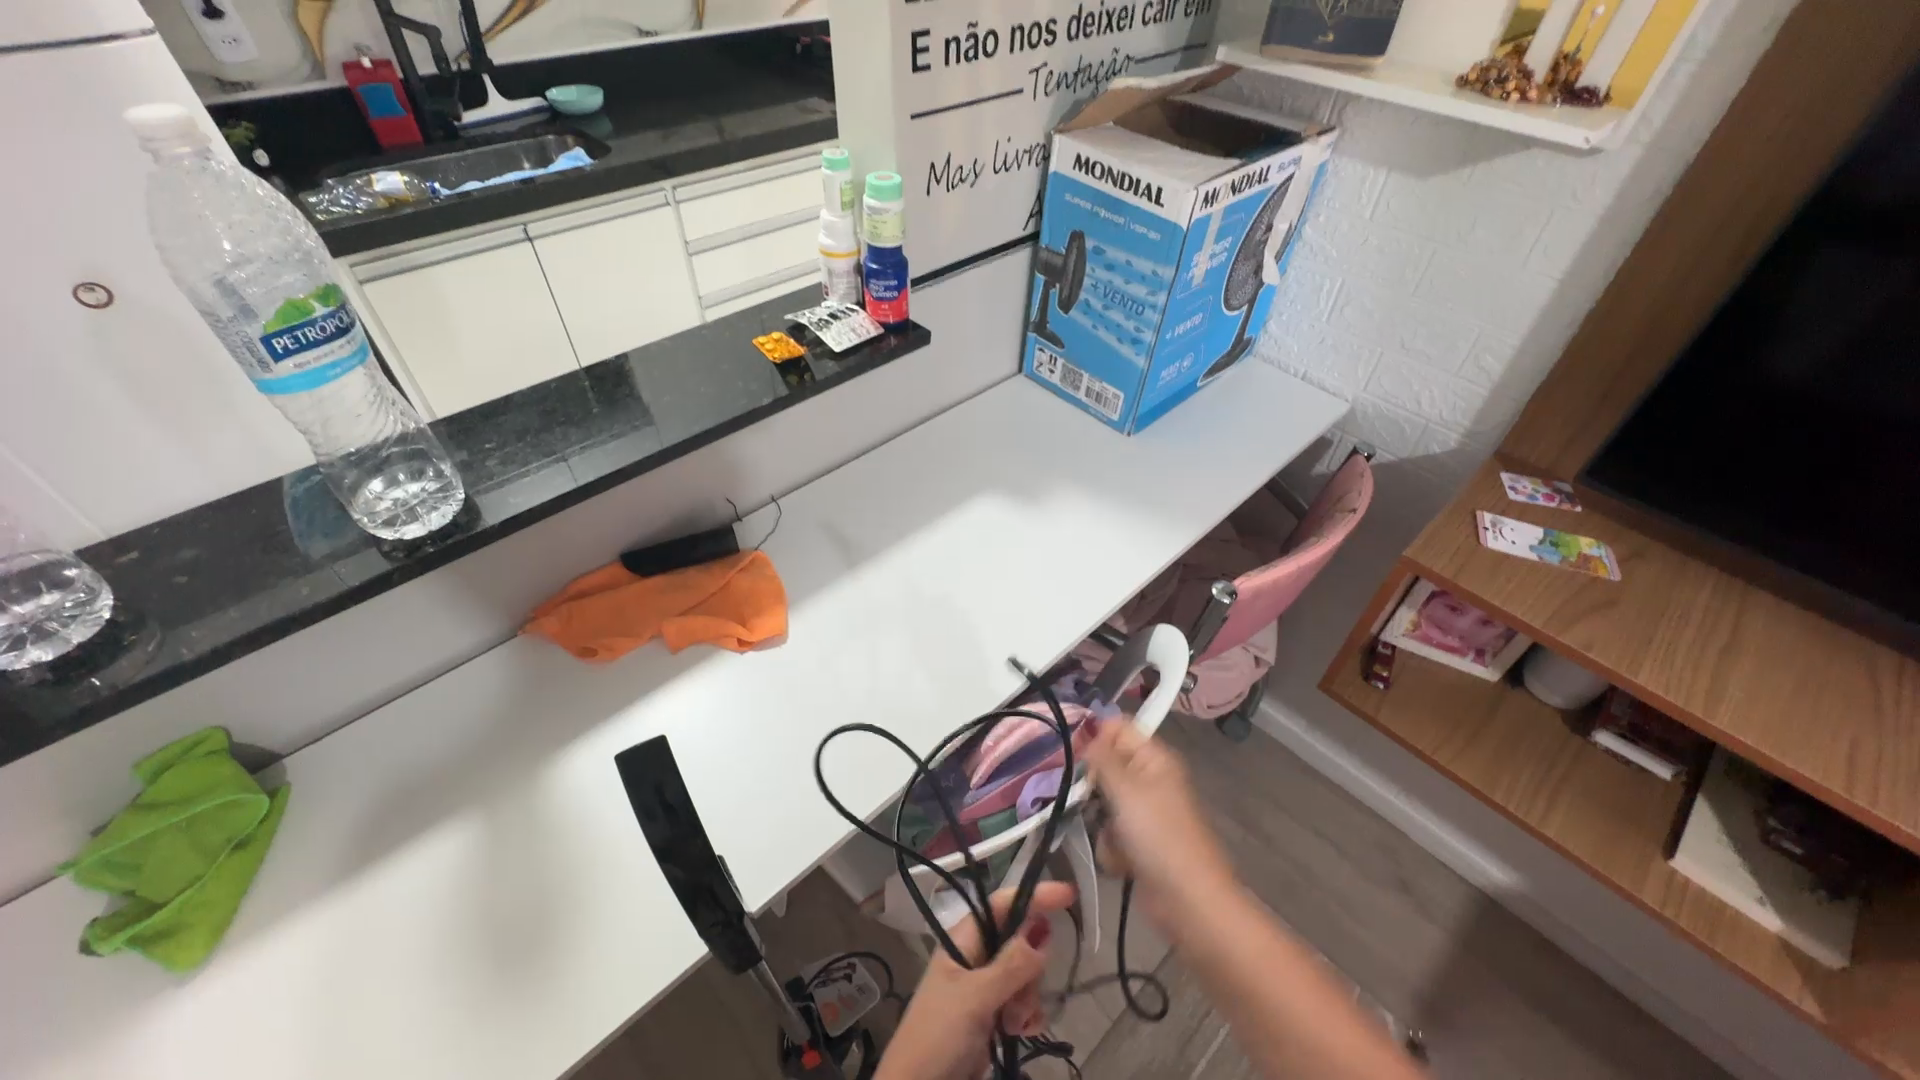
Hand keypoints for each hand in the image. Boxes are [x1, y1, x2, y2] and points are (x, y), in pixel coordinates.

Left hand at [875, 882, 1074, 1079]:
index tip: (1069, 895)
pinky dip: (1027, 1016)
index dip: (1033, 896)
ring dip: (1027, 999)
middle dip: (1030, 968)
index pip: (1001, 905)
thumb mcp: (975, 998)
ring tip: (1012, 1025)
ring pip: (1026, 975)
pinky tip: (1020, 1033)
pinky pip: (1024, 1002)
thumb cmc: (938, 1035)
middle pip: (1020, 942)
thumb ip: (1010, 965)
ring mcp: (984, 988)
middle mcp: (975, 958)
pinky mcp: (993, 1015)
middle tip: (1019, 996)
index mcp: (963, 942)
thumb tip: (1042, 930)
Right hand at [1085, 721, 1237, 928]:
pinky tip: (1121, 864)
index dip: (1095, 738)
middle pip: (1106, 769)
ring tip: (1114, 840)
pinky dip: (1111, 849)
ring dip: (1101, 825)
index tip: (1077, 758)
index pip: (1118, 729)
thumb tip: (1086, 728)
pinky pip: (1109, 835)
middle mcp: (1149, 781)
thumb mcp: (1126, 790)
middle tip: (1088, 801)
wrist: (1187, 900)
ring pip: (1102, 805)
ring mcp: (1143, 815)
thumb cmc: (1160, 837)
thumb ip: (1102, 757)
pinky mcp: (1137, 845)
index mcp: (1154, 759)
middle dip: (1094, 789)